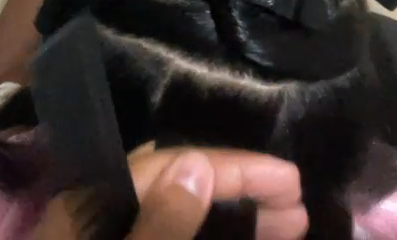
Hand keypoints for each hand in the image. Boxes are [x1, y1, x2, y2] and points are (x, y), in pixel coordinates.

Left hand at [32, 145, 307, 239]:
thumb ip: (157, 227)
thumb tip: (197, 165)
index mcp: (98, 205)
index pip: (175, 164)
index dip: (236, 168)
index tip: (290, 179)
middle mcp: (102, 213)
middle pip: (181, 183)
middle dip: (241, 190)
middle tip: (297, 205)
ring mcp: (110, 237)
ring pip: (178, 212)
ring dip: (230, 215)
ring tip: (284, 225)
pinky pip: (166, 234)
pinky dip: (203, 236)